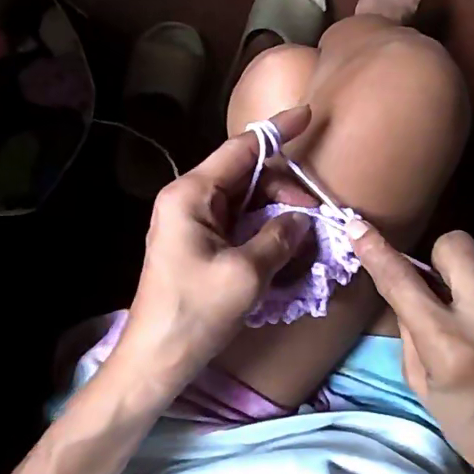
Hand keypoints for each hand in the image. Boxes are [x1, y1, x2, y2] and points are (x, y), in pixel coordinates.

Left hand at [121, 106, 315, 389]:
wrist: (156, 358)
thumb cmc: (194, 313)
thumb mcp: (246, 274)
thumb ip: (278, 237)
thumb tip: (302, 220)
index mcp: (190, 195)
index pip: (239, 149)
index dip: (276, 132)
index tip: (308, 114)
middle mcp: (187, 200)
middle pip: (245, 176)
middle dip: (284, 190)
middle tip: (316, 218)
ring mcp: (191, 223)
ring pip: (244, 202)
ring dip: (276, 214)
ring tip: (306, 237)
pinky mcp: (197, 245)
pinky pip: (236, 225)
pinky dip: (262, 231)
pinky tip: (285, 248)